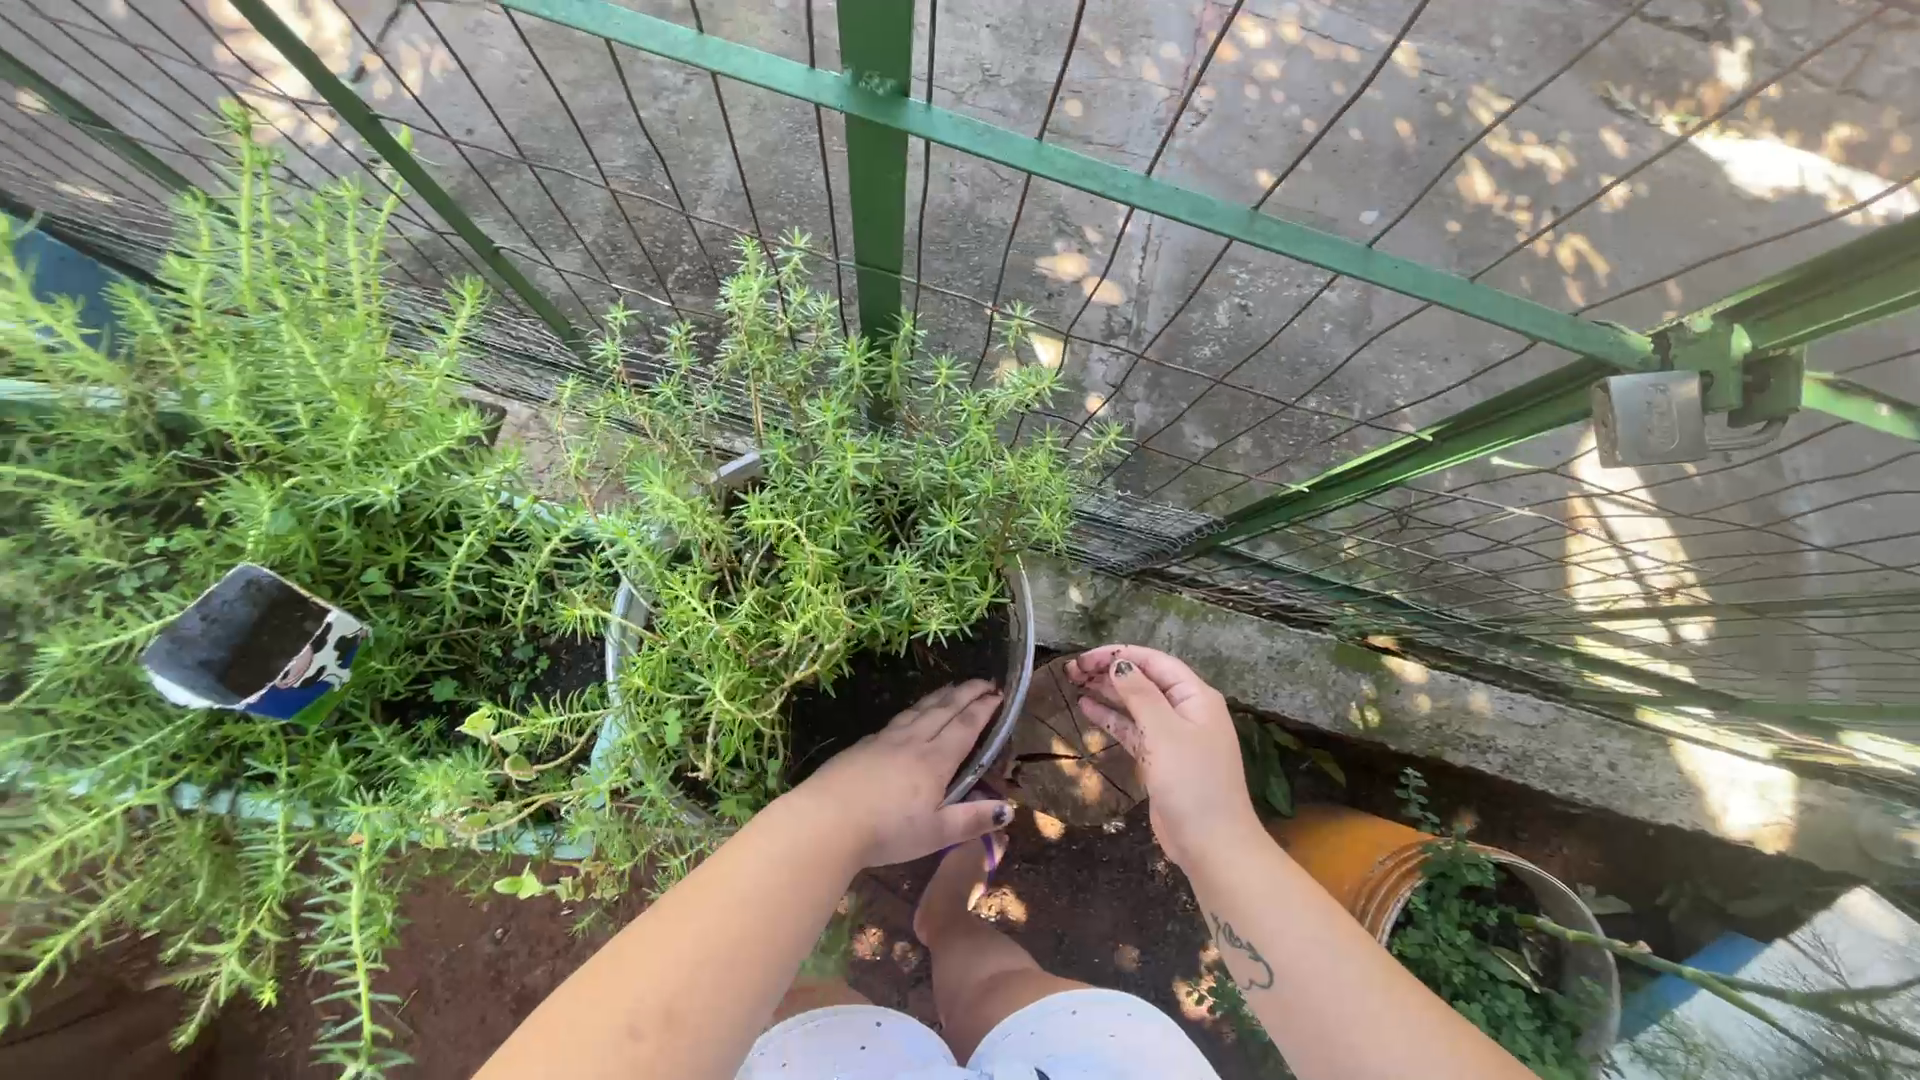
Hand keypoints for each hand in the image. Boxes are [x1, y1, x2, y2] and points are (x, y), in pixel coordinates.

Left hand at [783, 679, 1013, 868]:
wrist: (826, 821)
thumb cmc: (886, 832)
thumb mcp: (936, 834)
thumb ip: (973, 820)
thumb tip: (1009, 808)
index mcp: (935, 761)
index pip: (965, 726)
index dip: (983, 709)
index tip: (998, 694)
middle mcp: (913, 742)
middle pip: (944, 710)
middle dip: (966, 693)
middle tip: (984, 682)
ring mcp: (884, 740)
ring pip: (918, 710)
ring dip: (940, 697)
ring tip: (952, 688)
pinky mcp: (863, 746)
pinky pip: (897, 719)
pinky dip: (913, 710)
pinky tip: (910, 715)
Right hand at [1067, 645, 1260, 867]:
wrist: (1211, 844)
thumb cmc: (1192, 782)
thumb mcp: (1165, 733)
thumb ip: (1141, 694)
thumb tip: (1120, 665)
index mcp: (1196, 697)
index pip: (1155, 662)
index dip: (1120, 655)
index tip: (1086, 658)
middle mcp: (1186, 711)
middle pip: (1145, 681)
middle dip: (1110, 671)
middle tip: (1072, 670)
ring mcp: (1174, 737)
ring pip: (1136, 704)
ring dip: (1108, 693)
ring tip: (1074, 683)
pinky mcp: (1161, 760)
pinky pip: (1133, 729)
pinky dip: (1112, 718)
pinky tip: (1088, 709)